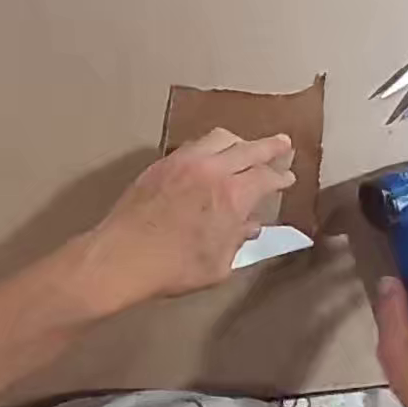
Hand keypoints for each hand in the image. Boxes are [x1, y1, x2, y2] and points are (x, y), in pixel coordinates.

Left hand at [66, 129, 294, 316]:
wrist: (121, 257)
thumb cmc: (173, 268)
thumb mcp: (218, 265)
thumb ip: (237, 241)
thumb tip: (249, 227)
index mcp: (232, 194)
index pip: (267, 177)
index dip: (280, 178)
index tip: (286, 179)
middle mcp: (211, 170)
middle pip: (249, 147)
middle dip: (271, 146)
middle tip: (283, 144)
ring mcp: (183, 162)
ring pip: (219, 138)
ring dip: (238, 141)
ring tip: (245, 147)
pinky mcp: (160, 165)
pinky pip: (192, 146)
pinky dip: (209, 147)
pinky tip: (209, 157)